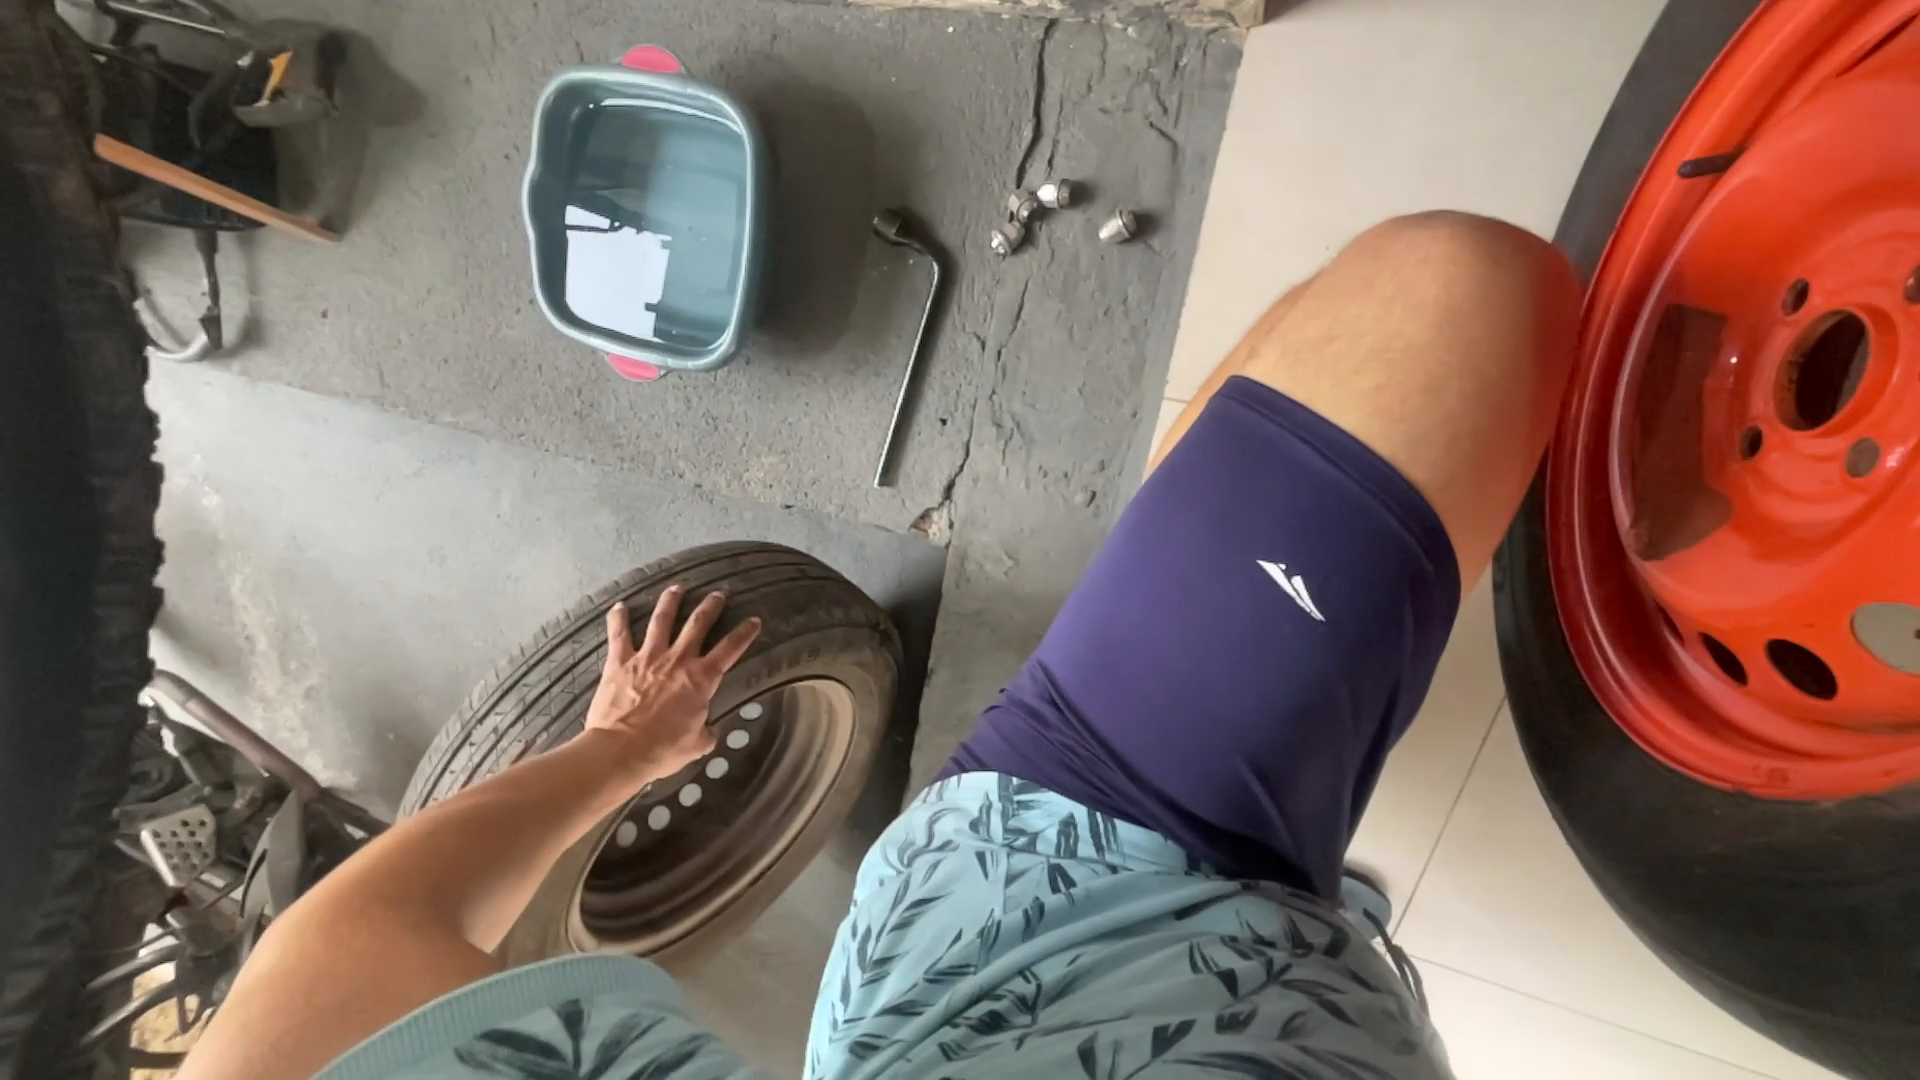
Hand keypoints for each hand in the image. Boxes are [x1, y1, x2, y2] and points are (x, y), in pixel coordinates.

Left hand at [584, 585, 761, 780]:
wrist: (620, 751)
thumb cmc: (662, 750)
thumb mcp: (697, 745)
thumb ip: (705, 732)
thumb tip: (707, 731)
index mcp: (702, 679)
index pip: (731, 649)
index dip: (745, 633)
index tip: (754, 621)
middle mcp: (678, 660)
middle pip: (698, 624)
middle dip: (710, 606)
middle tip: (718, 594)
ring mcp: (647, 658)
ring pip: (661, 620)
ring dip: (671, 601)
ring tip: (677, 588)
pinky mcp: (620, 663)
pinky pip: (619, 635)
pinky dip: (618, 619)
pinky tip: (619, 606)